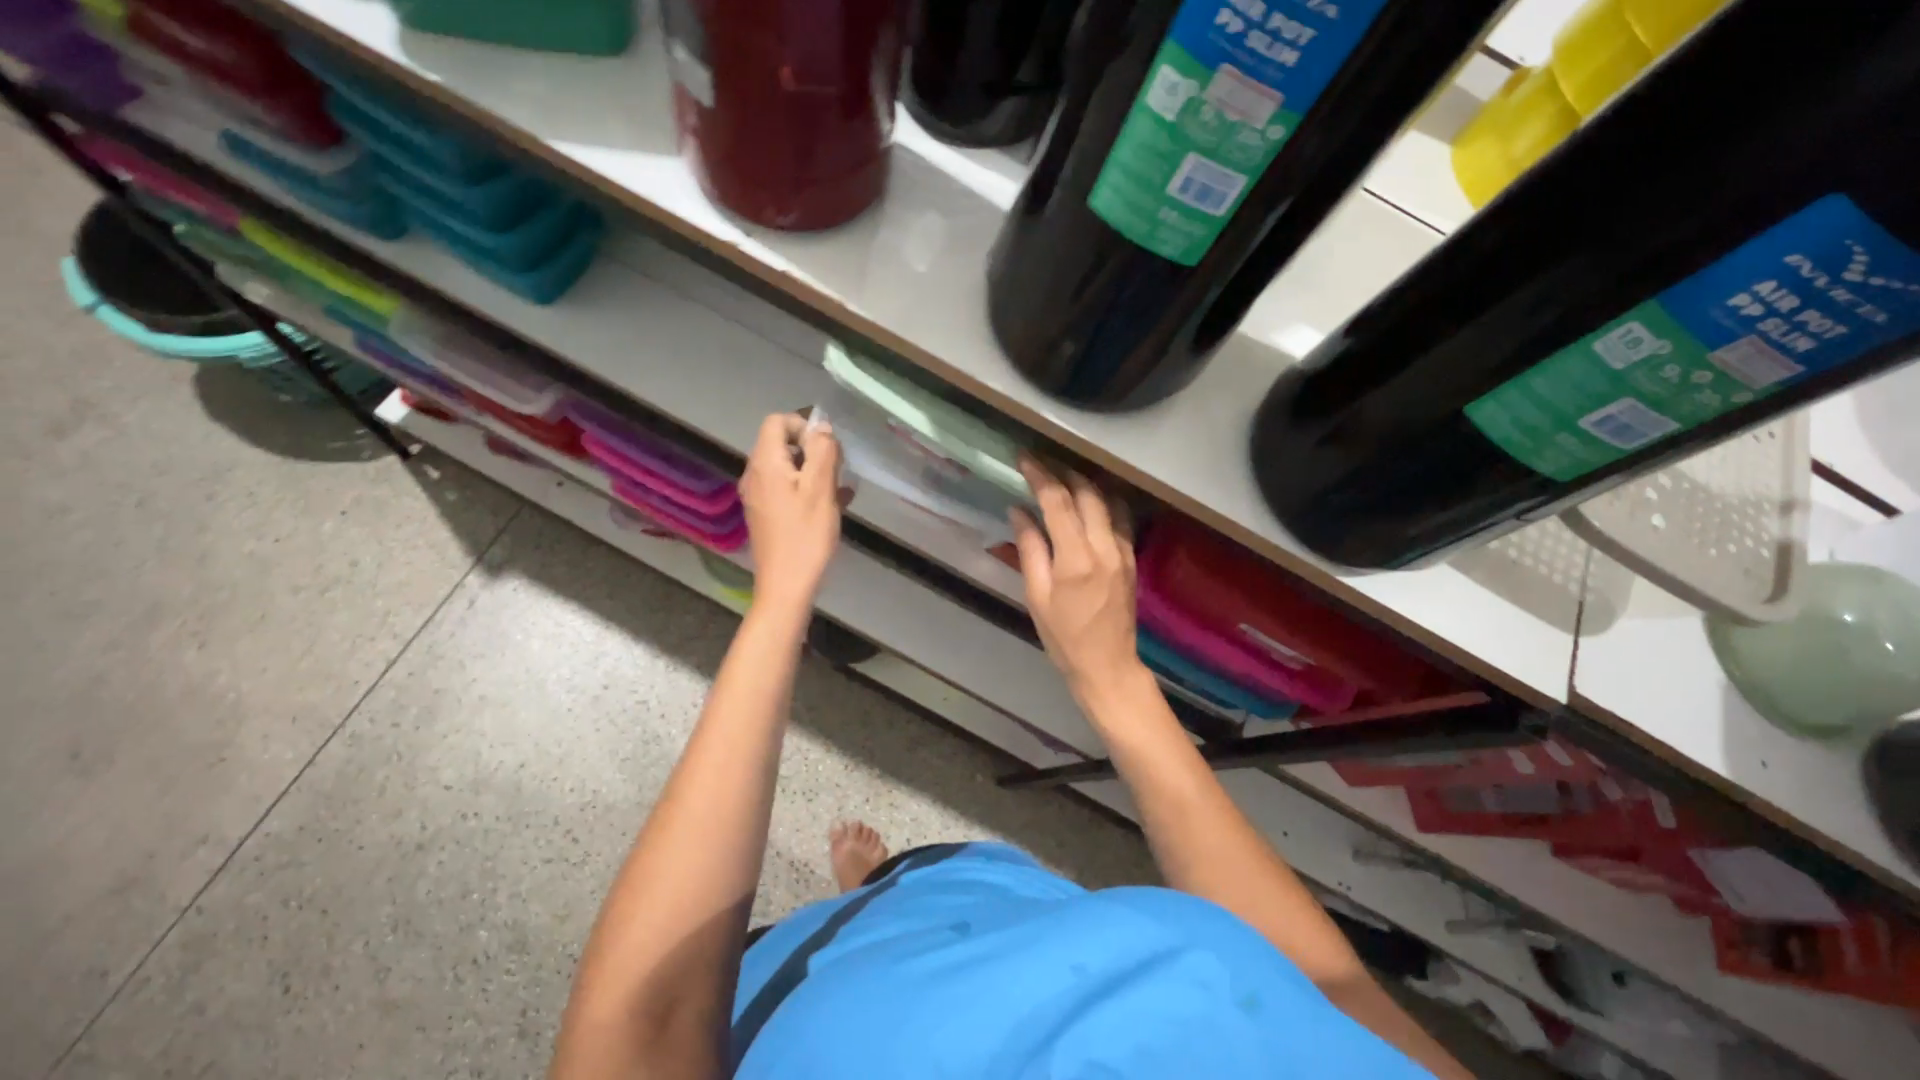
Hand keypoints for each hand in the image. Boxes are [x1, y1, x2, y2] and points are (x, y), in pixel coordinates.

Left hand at [740, 413, 842, 608]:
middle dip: (812, 450)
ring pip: (786, 468)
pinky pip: (785, 489)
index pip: (777, 422)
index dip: (804, 426)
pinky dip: (807, 489)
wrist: (785, 586)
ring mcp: (757, 496)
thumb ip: (822, 451)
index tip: (827, 448)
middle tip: (837, 471)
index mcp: (765, 463)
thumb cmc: (805, 536)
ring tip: (839, 490)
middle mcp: (755, 475)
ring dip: (813, 472)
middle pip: (781, 444)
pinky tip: (833, 505)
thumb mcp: (821, 488)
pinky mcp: (765, 514)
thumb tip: (821, 426)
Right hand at [1010, 458, 1146, 701]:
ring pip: (1108, 500)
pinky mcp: (1131, 558)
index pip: (1057, 502)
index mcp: (1076, 559)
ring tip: (1064, 473)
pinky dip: (1103, 501)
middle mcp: (1104, 547)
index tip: (1024, 459)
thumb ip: (1030, 549)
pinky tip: (1089, 500)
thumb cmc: (1064, 637)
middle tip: (1042, 462)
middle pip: (1086, 493)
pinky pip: (1120, 518)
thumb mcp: (1036, 596)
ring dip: (1086, 482)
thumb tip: (1020, 511)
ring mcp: (1123, 551)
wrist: (1107, 665)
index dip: (1040, 475)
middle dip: (1063, 471)